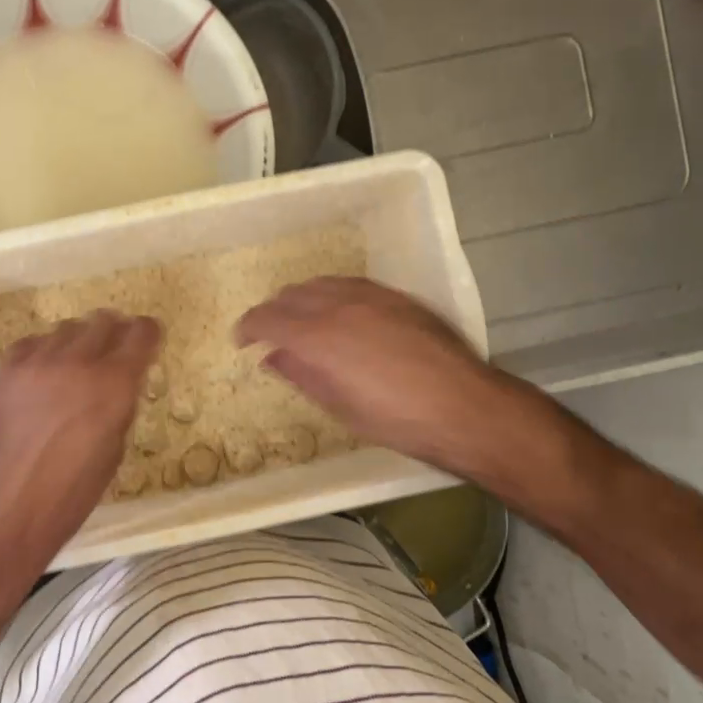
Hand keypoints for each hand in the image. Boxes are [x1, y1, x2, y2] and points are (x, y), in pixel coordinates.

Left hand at [0, 311, 160, 553]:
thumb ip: (118, 407)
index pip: (141, 333)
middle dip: (112, 332)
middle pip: (102, 321)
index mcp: (115, 383)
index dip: (147, 333)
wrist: (11, 504)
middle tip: (112, 348)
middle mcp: (78, 362)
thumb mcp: (114, 449)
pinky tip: (41, 371)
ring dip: (76, 341)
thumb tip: (118, 388)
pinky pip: (30, 344)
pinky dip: (41, 352)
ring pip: (65, 329)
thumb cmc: (72, 492)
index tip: (147, 338)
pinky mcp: (5, 370)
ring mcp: (37, 362)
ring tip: (74, 362)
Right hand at [236, 277, 529, 475]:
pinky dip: (331, 295)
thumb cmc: (393, 418)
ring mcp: (370, 296)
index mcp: (317, 336)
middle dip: (272, 313)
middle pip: (291, 296)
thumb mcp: (337, 405)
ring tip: (300, 322)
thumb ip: (301, 374)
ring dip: (301, 300)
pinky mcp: (396, 297)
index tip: (242, 342)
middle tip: (269, 336)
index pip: (267, 318)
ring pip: (320, 284)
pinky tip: (338, 314)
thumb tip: (273, 357)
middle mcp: (339, 305)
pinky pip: (350, 285)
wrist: (460, 405)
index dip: (248, 328)